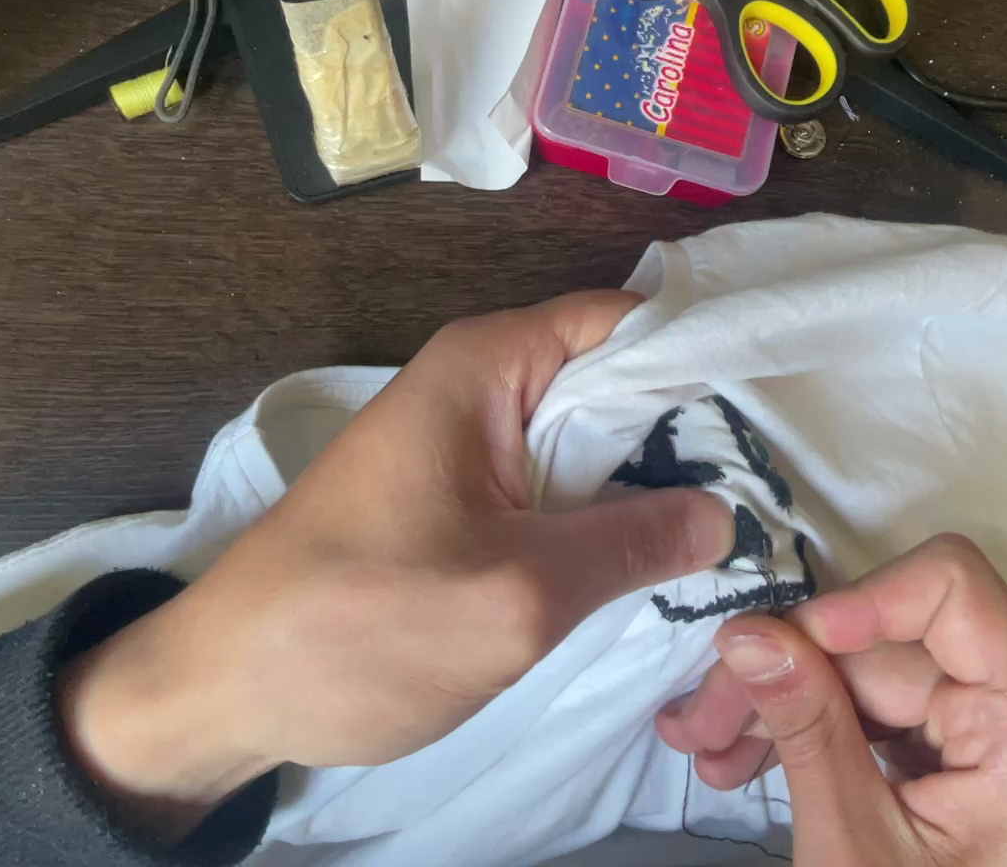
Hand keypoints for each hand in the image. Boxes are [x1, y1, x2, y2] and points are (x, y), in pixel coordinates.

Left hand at [60, 292, 734, 837]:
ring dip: (650, 477)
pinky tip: (662, 549)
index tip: (779, 406)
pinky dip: (606, 509)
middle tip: (777, 484)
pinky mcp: (466, 490)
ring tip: (744, 521)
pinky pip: (556, 481)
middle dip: (687, 428)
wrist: (227, 685)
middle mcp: (484, 380)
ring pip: (588, 437)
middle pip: (611, 379)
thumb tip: (721, 514)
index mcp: (490, 362)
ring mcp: (473, 437)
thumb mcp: (517, 592)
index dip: (702, 356)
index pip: (623, 322)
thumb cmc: (360, 622)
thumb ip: (630, 544)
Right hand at [655, 535, 1006, 865]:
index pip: (952, 588)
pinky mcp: (986, 746)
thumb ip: (804, 727)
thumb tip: (740, 631)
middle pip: (885, 644)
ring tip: (709, 753)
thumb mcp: (859, 853)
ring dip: (783, 709)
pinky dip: (819, 731)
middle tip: (696, 724)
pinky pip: (887, 710)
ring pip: (868, 675)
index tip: (765, 641)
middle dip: (780, 677)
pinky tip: (752, 761)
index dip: (853, 599)